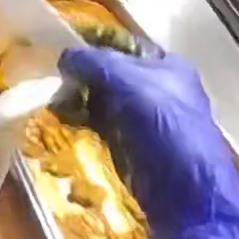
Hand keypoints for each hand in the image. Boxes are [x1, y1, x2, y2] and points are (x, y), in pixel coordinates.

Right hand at [60, 47, 238, 238]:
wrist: (187, 196)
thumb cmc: (167, 131)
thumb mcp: (133, 87)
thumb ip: (97, 64)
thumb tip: (65, 56)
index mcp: (167, 66)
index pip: (122, 44)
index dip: (93, 42)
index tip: (60, 43)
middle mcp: (155, 87)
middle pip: (109, 70)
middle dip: (80, 72)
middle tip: (51, 73)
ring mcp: (142, 117)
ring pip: (101, 96)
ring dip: (76, 95)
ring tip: (52, 97)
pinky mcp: (129, 142)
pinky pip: (99, 120)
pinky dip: (81, 116)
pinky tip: (61, 115)